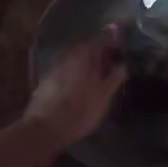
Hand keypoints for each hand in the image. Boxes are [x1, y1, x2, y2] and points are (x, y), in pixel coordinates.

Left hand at [25, 24, 125, 139]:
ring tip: (102, 75)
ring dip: (89, 64)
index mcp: (83, 54)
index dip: (113, 39)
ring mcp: (56, 66)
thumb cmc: (80, 110)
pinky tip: (84, 85)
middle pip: (88, 48)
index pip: (102, 39)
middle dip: (101, 53)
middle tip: (114, 62)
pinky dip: (78, 73)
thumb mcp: (103, 95)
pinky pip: (69, 70)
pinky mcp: (48, 80)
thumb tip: (122, 64)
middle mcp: (68, 55)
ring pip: (78, 60)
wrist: (45, 127)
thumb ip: (114, 77)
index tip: (122, 41)